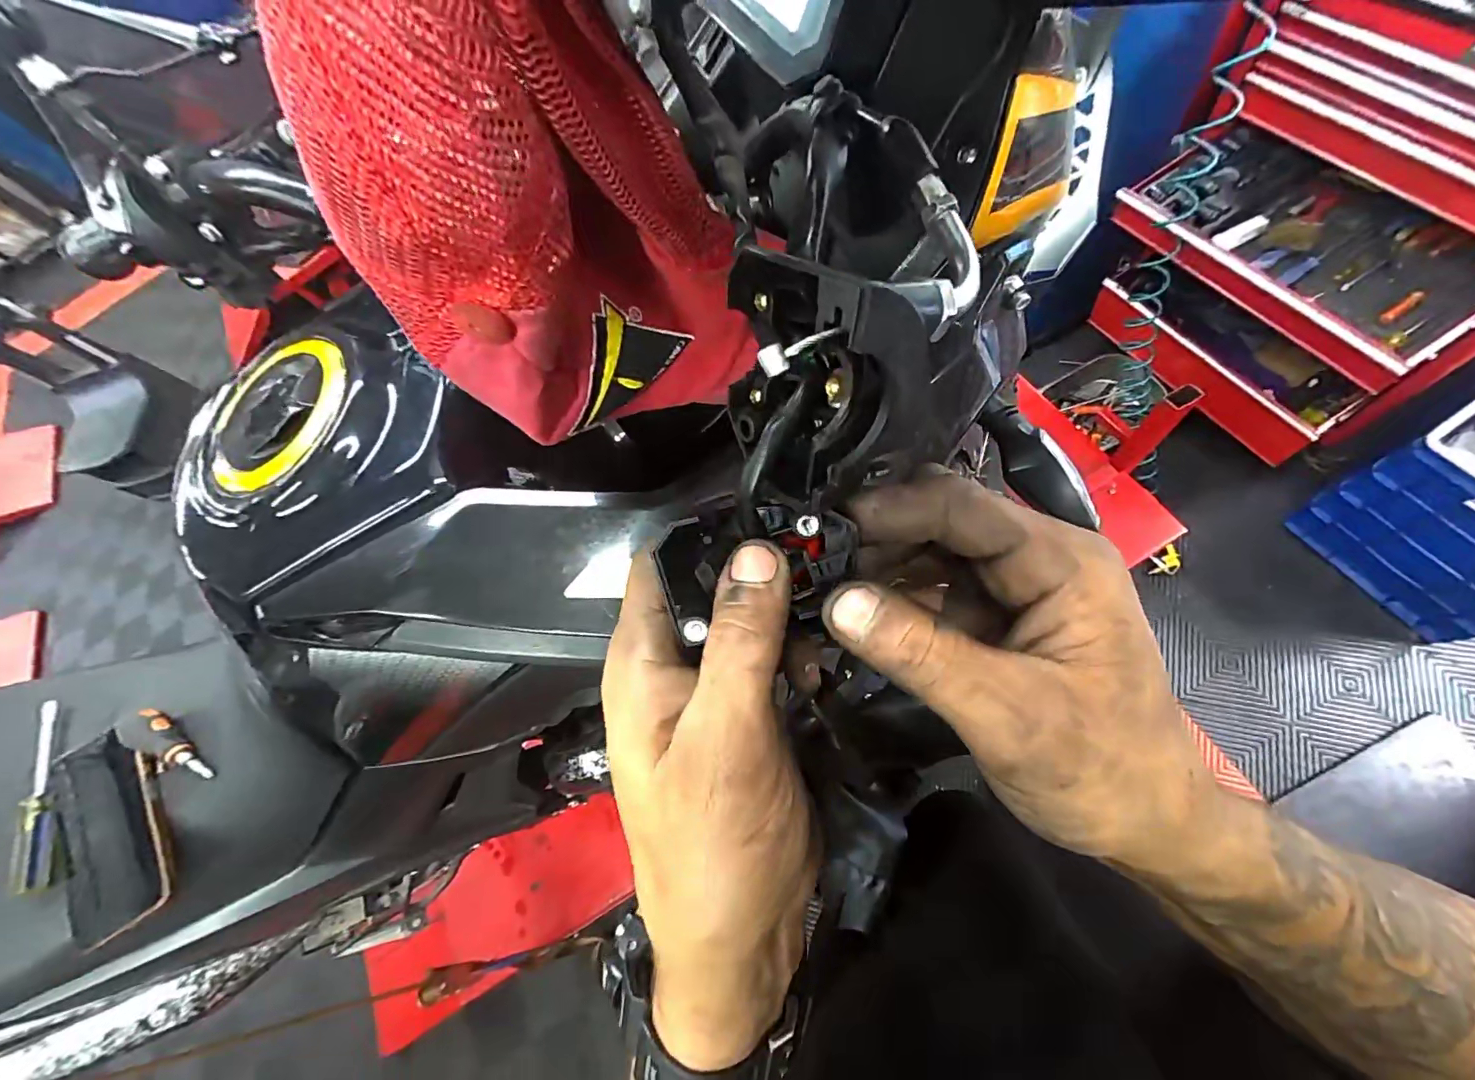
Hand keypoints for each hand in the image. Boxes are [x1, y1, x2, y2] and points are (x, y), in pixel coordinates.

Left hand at [603, 543, 816, 1070]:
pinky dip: (802, 650)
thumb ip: (740, 641)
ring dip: (789, 612)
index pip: (660, 567)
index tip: (772, 509)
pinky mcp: (757, 714)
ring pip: (753, 622)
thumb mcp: (725, 733)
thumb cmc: (714, 839)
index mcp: (643, 664)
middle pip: (715, 589)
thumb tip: (756, 550)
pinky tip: (828, 660)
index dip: (707, 532)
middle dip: (762, 569)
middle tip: (824, 552)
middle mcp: (676, 668)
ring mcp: (720, 692)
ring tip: (831, 612)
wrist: (745, 933)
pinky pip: (778, 660)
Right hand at [822, 470, 1230, 877]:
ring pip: (941, 554)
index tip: (829, 525)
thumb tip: (838, 602)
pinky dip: (902, 600)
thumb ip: (921, 654)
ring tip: (827, 585)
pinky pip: (944, 592)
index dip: (894, 509)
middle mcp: (1046, 558)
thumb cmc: (1097, 769)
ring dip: (887, 567)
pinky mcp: (1006, 619)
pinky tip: (862, 613)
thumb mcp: (1005, 715)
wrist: (1147, 820)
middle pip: (951, 521)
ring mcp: (1025, 588)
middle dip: (885, 535)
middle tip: (818, 559)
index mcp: (1064, 563)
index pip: (967, 508)